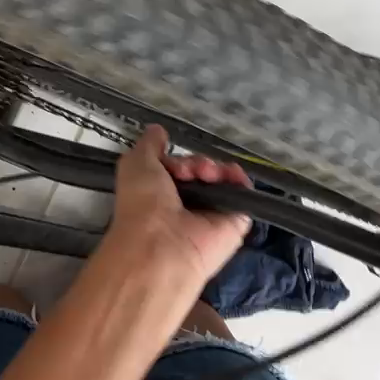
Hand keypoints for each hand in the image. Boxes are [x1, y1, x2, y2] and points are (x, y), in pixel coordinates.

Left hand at [107, 124, 253, 284]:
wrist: (162, 247)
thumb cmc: (143, 204)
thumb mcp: (136, 163)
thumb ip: (149, 145)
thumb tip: (159, 131)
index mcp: (161, 193)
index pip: (179, 166)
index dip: (179, 159)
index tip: (174, 162)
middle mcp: (186, 203)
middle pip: (203, 169)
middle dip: (198, 163)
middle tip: (192, 171)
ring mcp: (211, 213)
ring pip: (222, 178)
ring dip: (218, 169)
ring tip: (208, 175)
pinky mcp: (234, 224)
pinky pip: (243, 195)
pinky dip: (240, 181)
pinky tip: (233, 177)